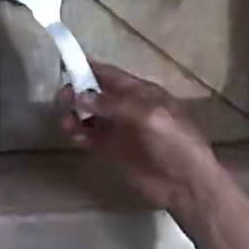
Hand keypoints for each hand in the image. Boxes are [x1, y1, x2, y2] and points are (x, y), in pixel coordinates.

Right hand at [59, 64, 218, 210]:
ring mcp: (118, 129)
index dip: (89, 68)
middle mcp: (126, 107)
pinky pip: (89, 137)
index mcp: (141, 93)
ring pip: (88, 115)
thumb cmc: (175, 143)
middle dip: (77, 92)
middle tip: (63, 99)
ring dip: (74, 115)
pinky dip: (79, 134)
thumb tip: (81, 97)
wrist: (186, 184)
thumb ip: (115, 104)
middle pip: (94, 93)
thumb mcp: (150, 116)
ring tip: (67, 124)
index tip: (65, 64)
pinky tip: (77, 138)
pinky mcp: (112, 150)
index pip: (110, 75)